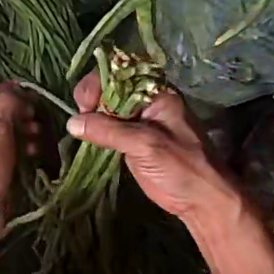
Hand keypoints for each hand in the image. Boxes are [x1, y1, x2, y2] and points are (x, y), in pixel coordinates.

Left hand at [0, 83, 32, 245]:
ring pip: (8, 134)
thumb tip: (19, 91)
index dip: (15, 93)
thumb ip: (9, 104)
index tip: (38, 98)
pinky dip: (23, 149)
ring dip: (26, 132)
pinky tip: (36, 152)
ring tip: (39, 138)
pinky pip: (10, 152)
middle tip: (39, 121)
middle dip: (23, 115)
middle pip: (1, 114)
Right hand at [66, 73, 249, 236]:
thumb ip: (109, 131)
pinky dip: (94, 131)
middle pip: (109, 88)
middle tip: (82, 119)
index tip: (86, 105)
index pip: (119, 73)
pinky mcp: (130, 141)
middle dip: (91, 99)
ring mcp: (137, 122)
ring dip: (90, 116)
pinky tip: (86, 138)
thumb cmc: (181, 167)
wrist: (201, 200)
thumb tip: (72, 122)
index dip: (98, 83)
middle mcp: (145, 103)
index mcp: (156, 94)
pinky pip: (107, 128)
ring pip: (105, 109)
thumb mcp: (145, 144)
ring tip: (82, 131)